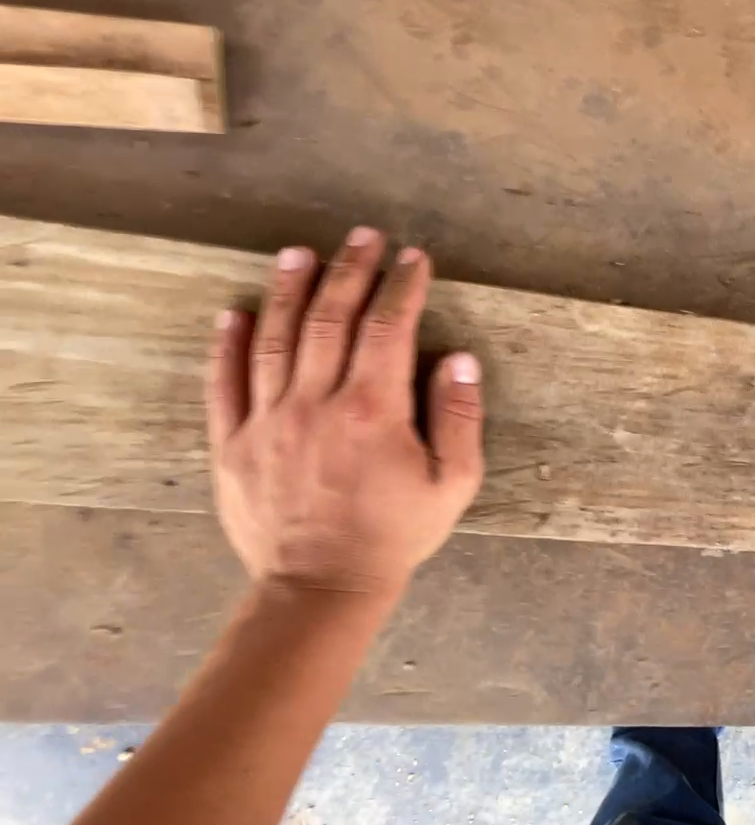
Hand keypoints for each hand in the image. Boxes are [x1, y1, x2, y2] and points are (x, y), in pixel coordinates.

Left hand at [204, 226, 485, 600]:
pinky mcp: (234, 444)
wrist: (321, 586)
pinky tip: (236, 311)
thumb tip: (460, 361)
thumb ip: (460, 417)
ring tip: (301, 253)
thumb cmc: (399, 531)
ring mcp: (267, 422)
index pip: (388, 330)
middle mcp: (316, 405)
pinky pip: (225, 383)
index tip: (414, 258)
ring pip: (276, 341)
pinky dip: (229, 343)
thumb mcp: (456, 480)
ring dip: (291, 292)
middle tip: (364, 238)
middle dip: (350, 273)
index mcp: (374, 411)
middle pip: (331, 321)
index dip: (403, 288)